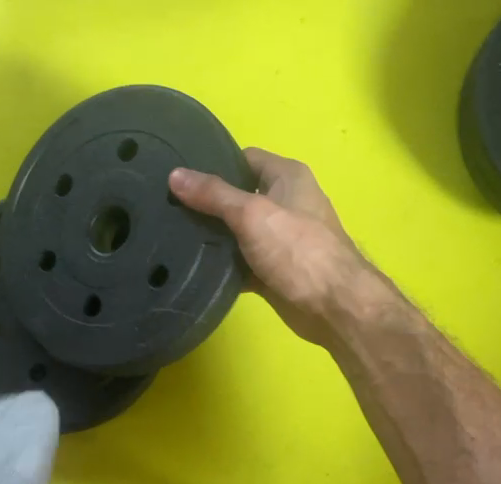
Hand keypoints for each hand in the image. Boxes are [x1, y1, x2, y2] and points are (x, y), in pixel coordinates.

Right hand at [170, 148, 391, 348]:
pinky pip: (241, 264)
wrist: (332, 306)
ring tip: (172, 237)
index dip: (214, 165)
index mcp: (287, 177)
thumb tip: (175, 175)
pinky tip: (194, 270)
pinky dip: (222, 268)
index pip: (244, 160)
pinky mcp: (272, 272)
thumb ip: (213, 196)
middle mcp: (285, 204)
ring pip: (237, 234)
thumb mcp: (251, 215)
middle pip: (238, 198)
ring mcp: (279, 240)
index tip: (180, 176)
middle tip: (168, 209)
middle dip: (207, 205)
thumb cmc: (297, 250)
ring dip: (212, 239)